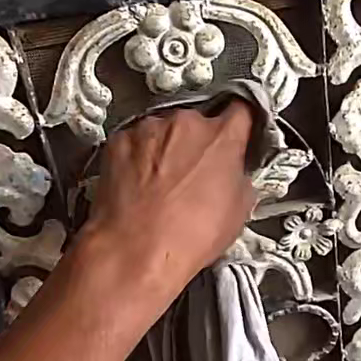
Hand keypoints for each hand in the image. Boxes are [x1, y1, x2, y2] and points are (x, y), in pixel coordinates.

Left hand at [79, 99, 256, 296]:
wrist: (135, 250)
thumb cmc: (189, 235)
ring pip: (163, 130)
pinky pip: (134, 141)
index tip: (234, 135)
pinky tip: (138, 185)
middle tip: (192, 175)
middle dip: (197, 143)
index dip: (238, 124)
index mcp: (222, 136)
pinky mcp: (119, 140)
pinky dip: (137, 157)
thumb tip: (233, 171)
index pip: (240, 110)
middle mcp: (186, 122)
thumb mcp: (239, 210)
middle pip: (197, 122)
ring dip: (165, 149)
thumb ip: (240, 176)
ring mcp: (149, 128)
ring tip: (161, 185)